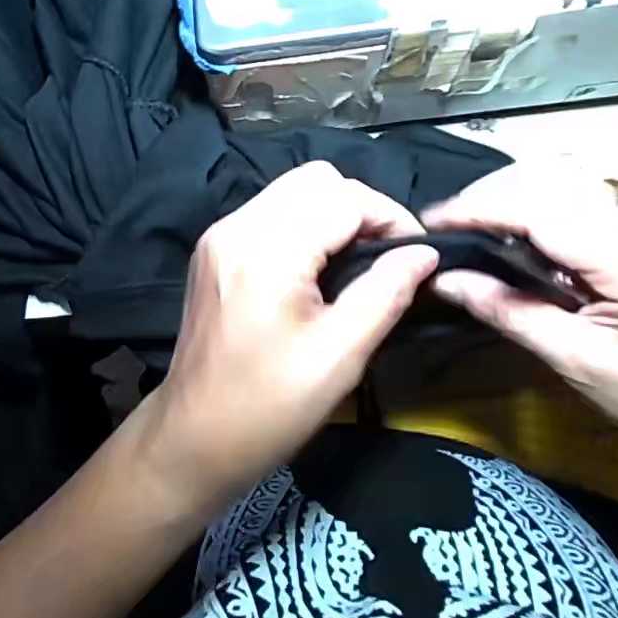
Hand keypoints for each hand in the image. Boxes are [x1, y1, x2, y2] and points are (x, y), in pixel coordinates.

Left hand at [139, 161, 439, 509]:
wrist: (194, 438)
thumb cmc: (269, 407)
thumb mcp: (340, 356)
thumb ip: (386, 293)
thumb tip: (424, 254)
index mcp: (267, 252)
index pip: (344, 198)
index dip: (390, 217)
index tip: (415, 254)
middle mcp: (237, 227)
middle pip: (317, 179)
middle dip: (362, 208)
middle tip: (386, 255)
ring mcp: (220, 235)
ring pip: (294, 189)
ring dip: (334, 213)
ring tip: (358, 260)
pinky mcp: (214, 248)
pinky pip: (272, 211)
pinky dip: (306, 224)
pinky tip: (320, 265)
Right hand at [423, 163, 617, 489]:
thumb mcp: (577, 364)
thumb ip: (509, 311)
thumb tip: (445, 279)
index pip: (545, 210)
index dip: (482, 208)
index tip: (434, 221)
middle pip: (560, 181)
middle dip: (495, 195)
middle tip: (452, 226)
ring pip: (574, 185)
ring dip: (519, 199)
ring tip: (478, 229)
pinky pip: (592, 203)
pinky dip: (548, 211)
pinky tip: (524, 237)